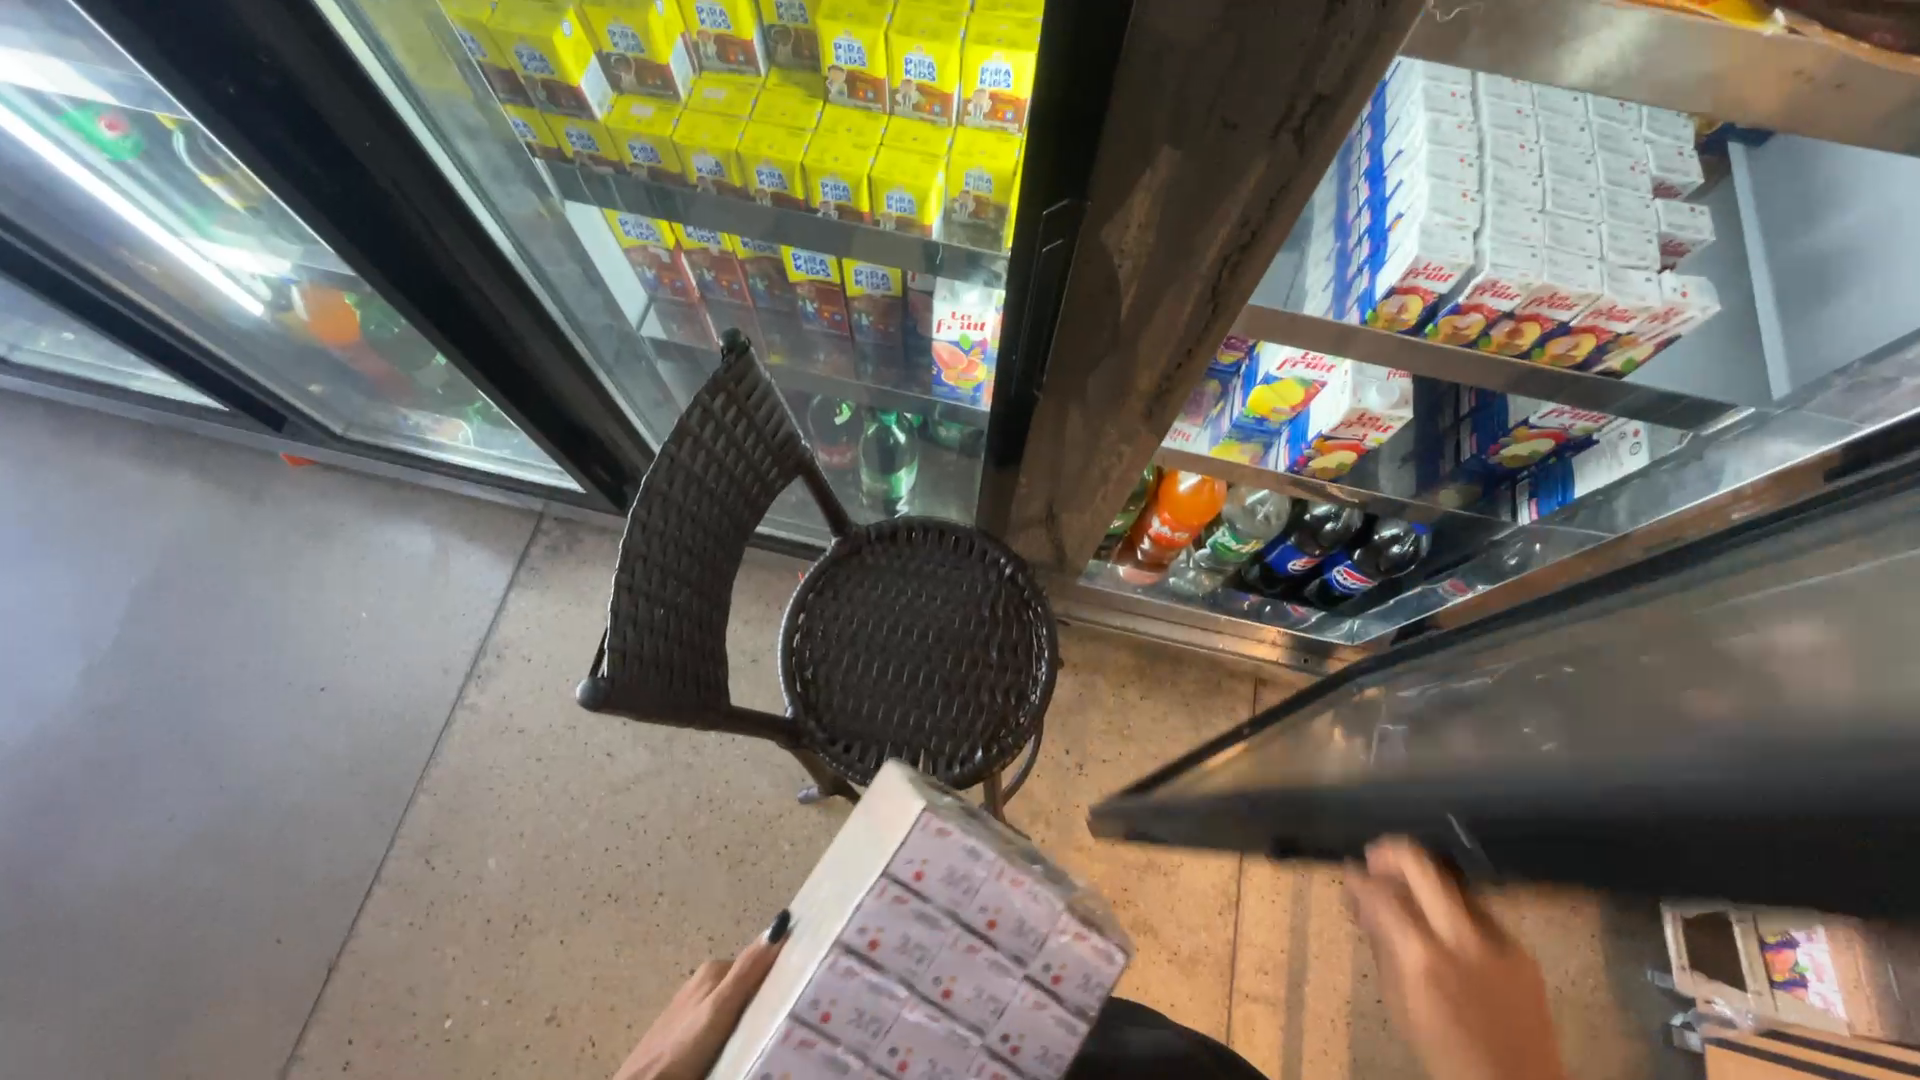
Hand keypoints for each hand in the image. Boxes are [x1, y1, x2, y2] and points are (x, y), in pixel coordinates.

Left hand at [611, 910, 790, 1079]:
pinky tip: (736, 1047)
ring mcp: (693, 1006)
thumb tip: (780, 924)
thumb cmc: (684, 1047)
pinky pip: (721, 1023)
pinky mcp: (685, 1030)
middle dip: (764, 999)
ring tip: (763, 1036)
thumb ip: (748, 969)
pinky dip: (732, 1031)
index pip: (760, 964)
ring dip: (749, 1018)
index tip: (800, 994)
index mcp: (714, 969)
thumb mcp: (721, 1007)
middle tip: (783, 1021)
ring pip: (734, 1006)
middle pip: (747, 985)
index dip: (779, 978)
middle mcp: (703, 980)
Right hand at [1344, 837, 1566, 1079]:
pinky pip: (1477, 909)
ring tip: (1403, 885)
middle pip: (1424, 866)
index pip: (1382, 894)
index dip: (1359, 877)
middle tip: (1374, 856)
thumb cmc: (1444, 1052)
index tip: (1349, 871)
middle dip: (1393, 852)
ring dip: (1423, 875)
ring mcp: (1499, 940)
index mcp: (1424, 958)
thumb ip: (1383, 947)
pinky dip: (1450, 903)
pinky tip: (1440, 919)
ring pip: (1453, 881)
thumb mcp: (1399, 1004)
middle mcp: (1463, 938)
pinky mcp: (1522, 948)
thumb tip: (1363, 905)